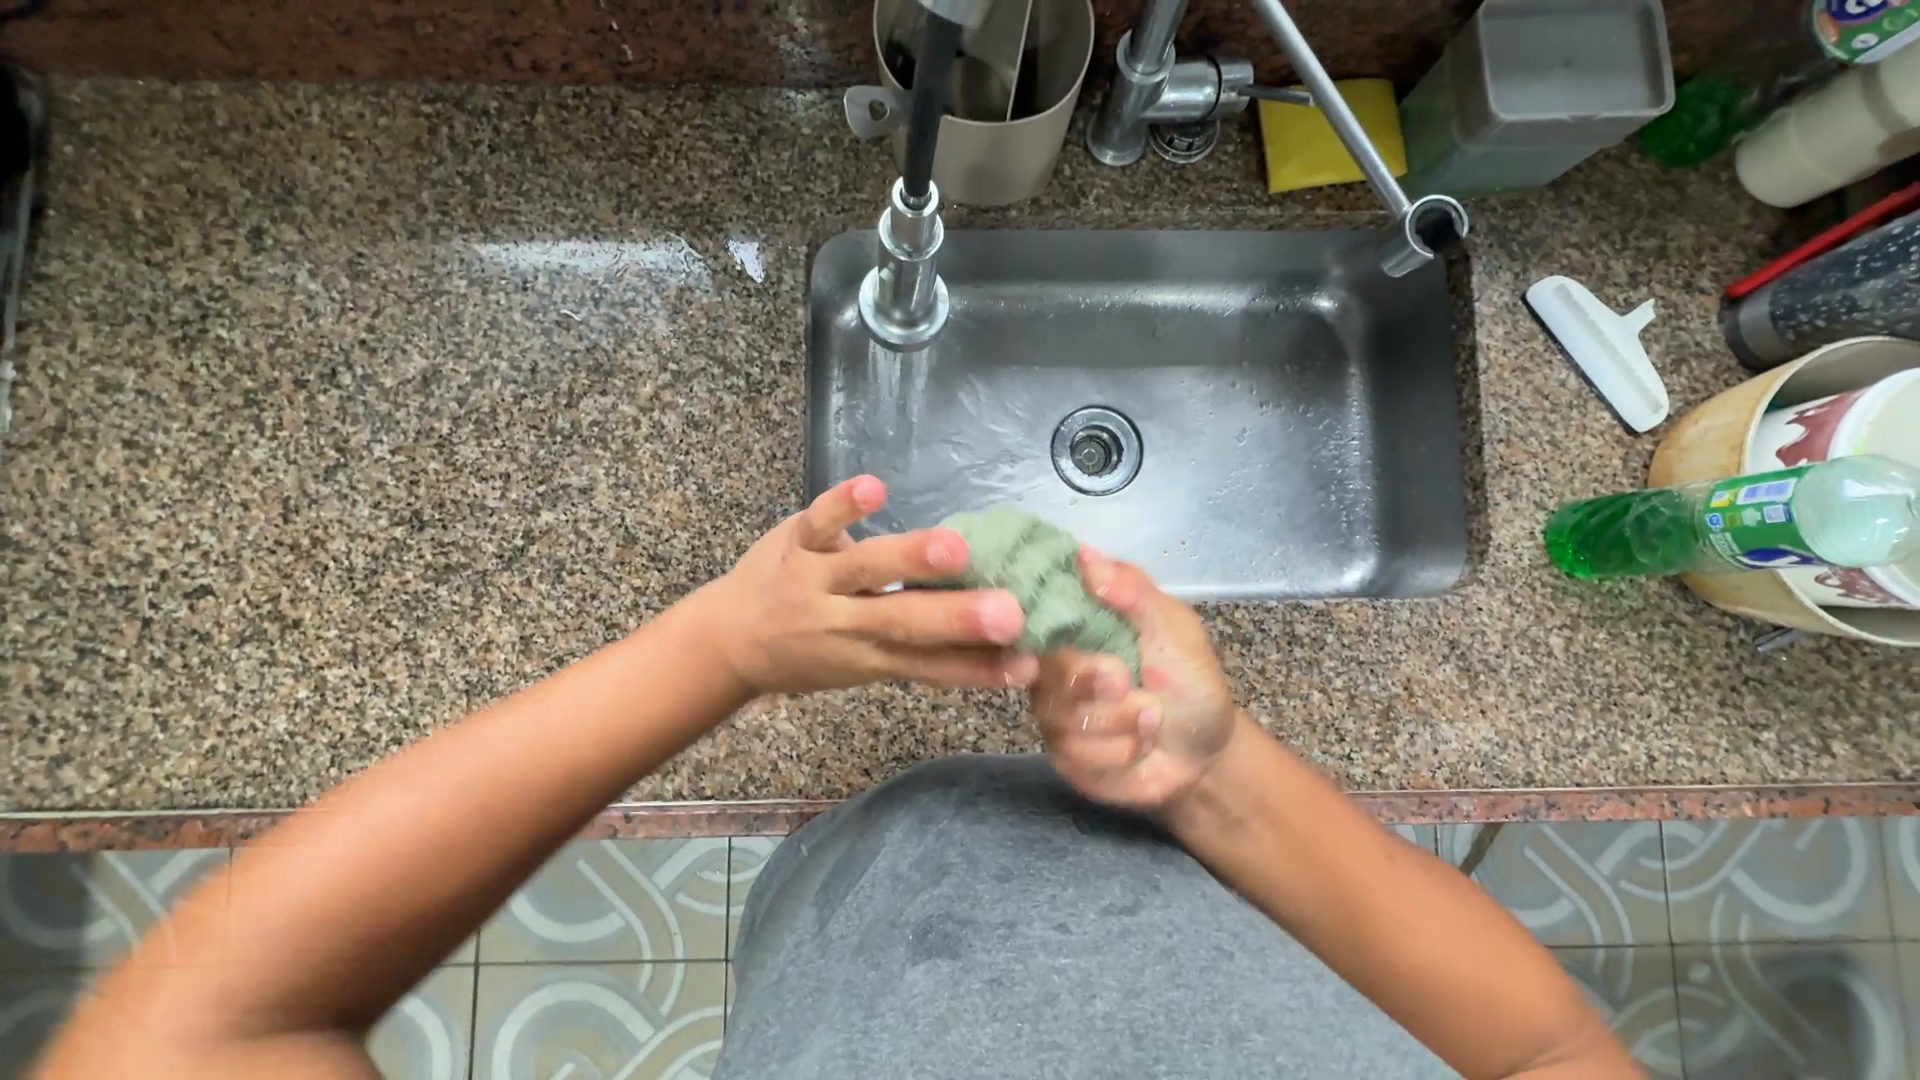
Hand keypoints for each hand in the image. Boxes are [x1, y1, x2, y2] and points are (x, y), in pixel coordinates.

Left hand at [695, 475, 1037, 695]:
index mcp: (869, 657)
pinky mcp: (796, 541)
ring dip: (908, 558)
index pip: (929, 666)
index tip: (1028, 663)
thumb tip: (999, 644)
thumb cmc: (810, 656)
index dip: (978, 667)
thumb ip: (922, 651)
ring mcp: (817, 579)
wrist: (726, 640)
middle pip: (903, 622)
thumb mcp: (865, 666)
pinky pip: (819, 521)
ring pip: (863, 567)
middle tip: (1010, 614)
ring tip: (955, 550)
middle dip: (957, 619)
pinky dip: (843, 506)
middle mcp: (844, 623)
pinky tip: (876, 487)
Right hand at [1029, 548, 1237, 812]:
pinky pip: (1075, 752)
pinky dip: (1121, 752)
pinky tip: (1139, 747)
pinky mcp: (1062, 753)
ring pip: (1064, 716)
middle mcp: (1056, 664)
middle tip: (1128, 682)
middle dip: (1098, 682)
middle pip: (1051, 670)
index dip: (1051, 623)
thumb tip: (1086, 554)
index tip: (1081, 633)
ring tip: (1152, 719)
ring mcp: (1056, 710)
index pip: (1039, 611)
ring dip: (1122, 722)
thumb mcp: (1174, 628)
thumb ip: (1133, 590)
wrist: (1205, 753)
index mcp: (1079, 625)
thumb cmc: (1189, 681)